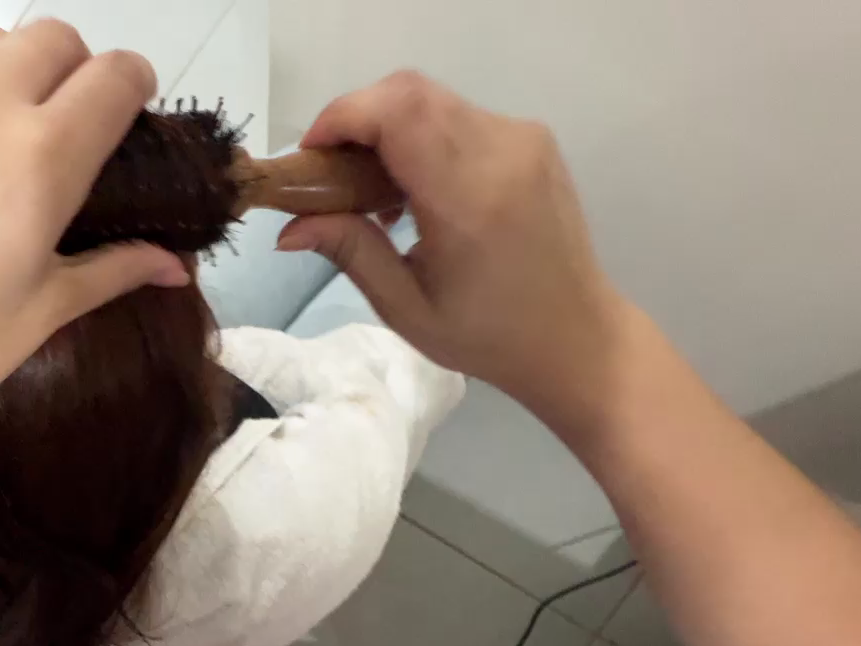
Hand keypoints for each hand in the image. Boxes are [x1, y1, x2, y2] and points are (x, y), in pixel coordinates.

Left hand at [0, 22, 187, 456]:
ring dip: (7, 72)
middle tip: (60, 130)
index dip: (133, 87)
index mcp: (42, 159)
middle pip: (53, 39)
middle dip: (74, 74)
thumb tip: (178, 266)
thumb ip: (117, 268)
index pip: (115, 78)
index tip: (127, 111)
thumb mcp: (44, 310)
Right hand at [277, 73, 631, 409]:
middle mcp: (502, 149)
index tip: (308, 160)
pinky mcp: (529, 140)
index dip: (341, 118)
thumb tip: (288, 229)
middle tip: (328, 180)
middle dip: (354, 125)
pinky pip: (456, 117)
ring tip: (366, 195)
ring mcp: (522, 138)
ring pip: (431, 101)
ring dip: (383, 134)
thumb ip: (350, 253)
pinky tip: (407, 194)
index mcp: (469, 197)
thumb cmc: (484, 336)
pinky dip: (415, 141)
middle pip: (410, 93)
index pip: (398, 112)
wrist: (572, 335)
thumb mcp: (404, 307)